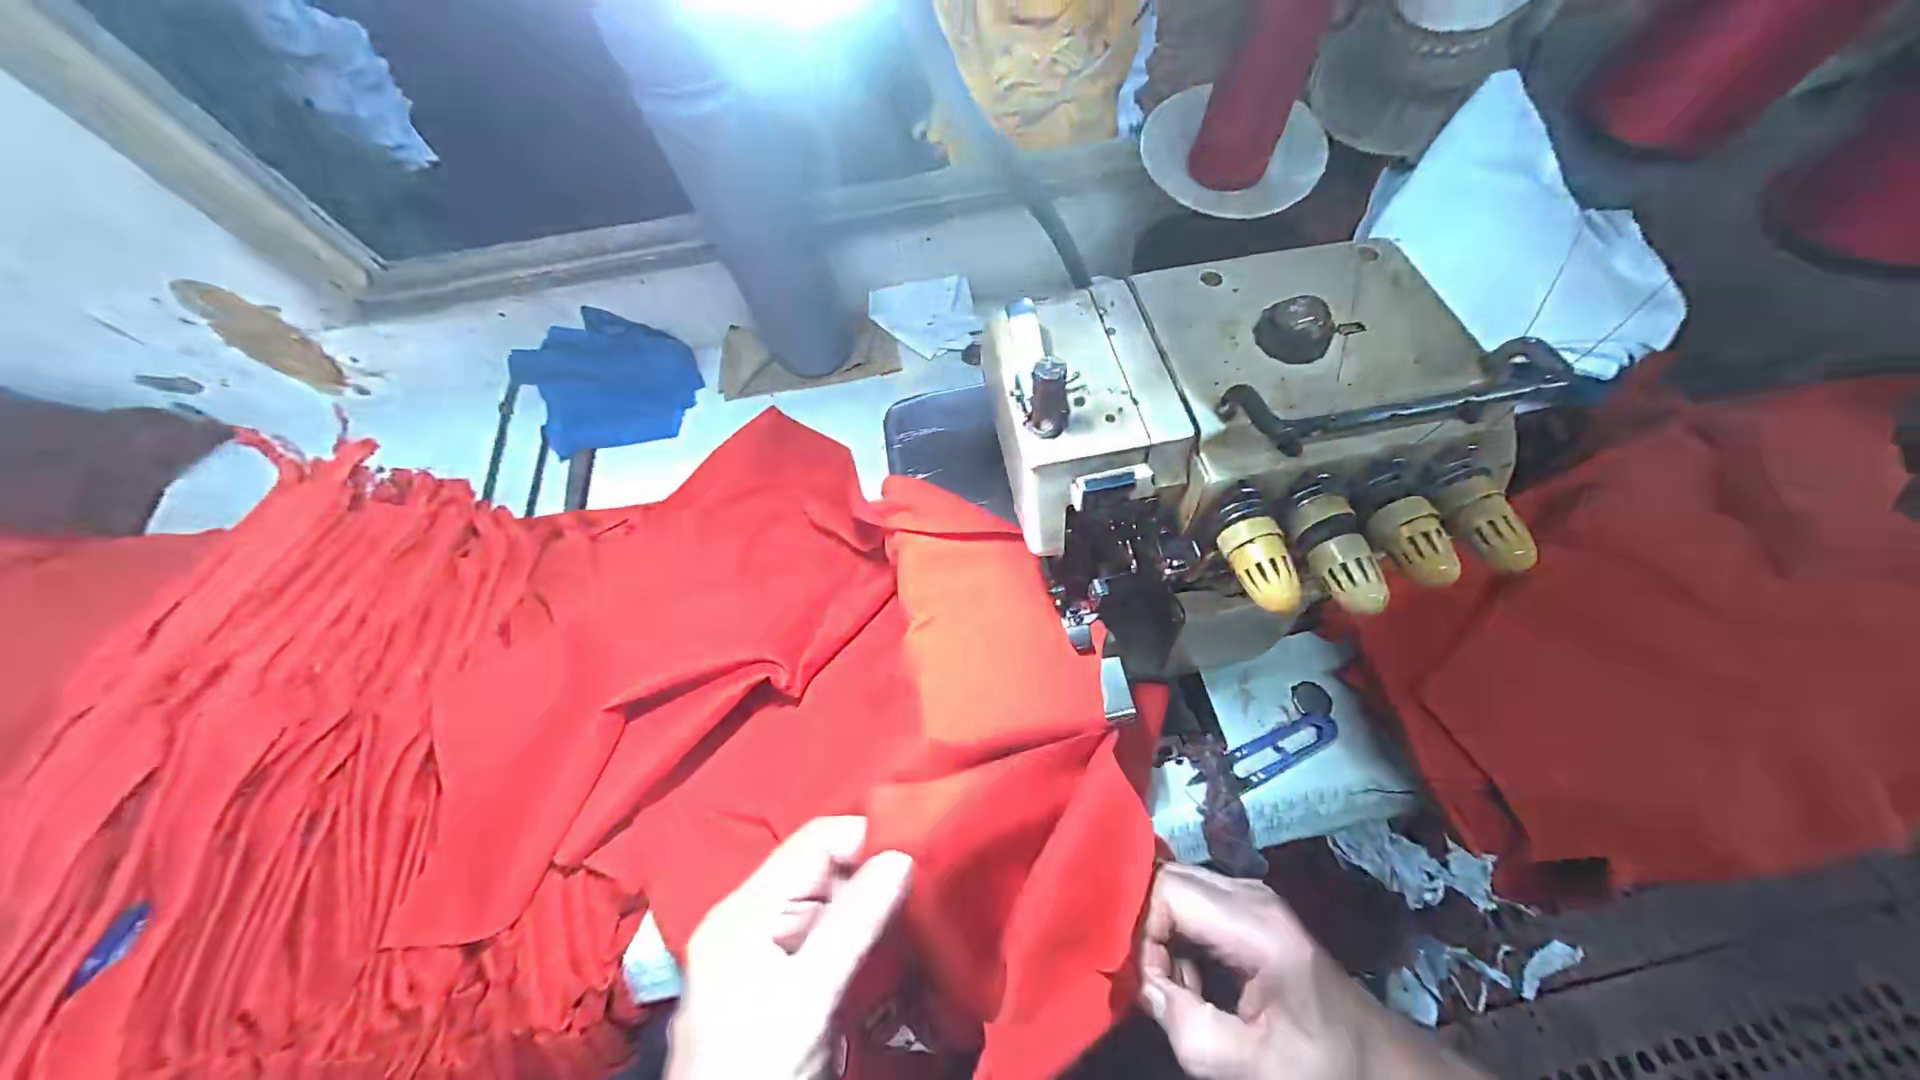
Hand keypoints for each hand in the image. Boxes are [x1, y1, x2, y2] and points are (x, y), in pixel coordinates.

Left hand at [666, 817, 913, 1079]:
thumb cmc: (753, 1073)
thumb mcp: (808, 997)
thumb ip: (854, 923)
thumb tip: (902, 858)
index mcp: (745, 912)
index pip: (813, 842)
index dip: (865, 838)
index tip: (916, 851)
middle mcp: (753, 921)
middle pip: (823, 869)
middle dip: (873, 871)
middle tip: (923, 883)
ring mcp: (767, 952)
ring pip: (831, 902)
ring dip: (872, 904)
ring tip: (916, 911)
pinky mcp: (784, 983)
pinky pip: (831, 937)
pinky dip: (863, 935)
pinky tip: (891, 946)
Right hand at [1138, 862, 1489, 1079]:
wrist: (1383, 1066)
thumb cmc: (1325, 1068)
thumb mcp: (1257, 1067)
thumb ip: (1190, 1029)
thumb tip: (1146, 988)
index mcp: (1256, 924)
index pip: (1167, 890)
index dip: (1146, 935)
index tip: (1155, 989)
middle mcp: (1249, 894)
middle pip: (1167, 881)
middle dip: (1149, 932)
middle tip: (1159, 988)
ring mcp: (1249, 896)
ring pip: (1175, 889)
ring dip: (1163, 939)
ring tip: (1182, 992)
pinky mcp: (1247, 909)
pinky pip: (1191, 904)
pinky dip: (1178, 939)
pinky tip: (1196, 981)